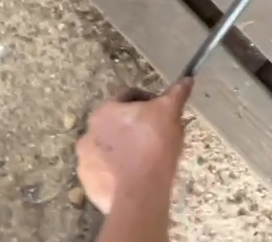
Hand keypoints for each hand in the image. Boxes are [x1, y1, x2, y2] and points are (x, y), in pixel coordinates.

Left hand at [76, 81, 192, 219]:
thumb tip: (186, 79)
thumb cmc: (153, 142)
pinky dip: (118, 171)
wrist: (142, 191)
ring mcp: (85, 164)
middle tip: (155, 133)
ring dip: (124, 148)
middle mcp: (88, 135)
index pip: (128, 97)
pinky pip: (106, 173)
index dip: (148, 100)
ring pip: (109, 149)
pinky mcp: (90, 186)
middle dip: (134, 126)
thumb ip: (177, 92)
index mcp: (104, 112)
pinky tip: (136, 174)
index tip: (162, 111)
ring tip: (146, 156)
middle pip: (116, 123)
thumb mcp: (170, 110)